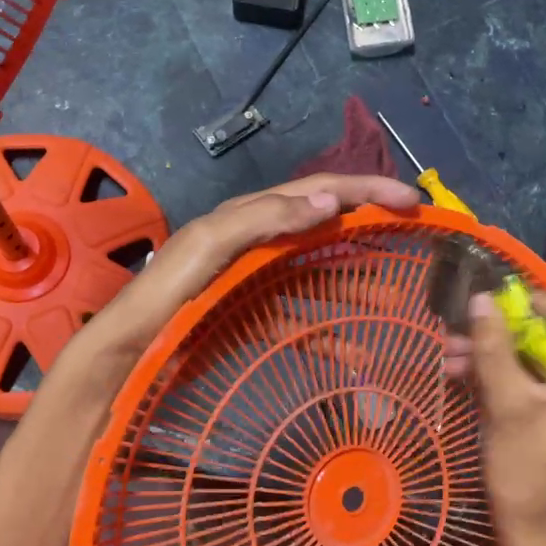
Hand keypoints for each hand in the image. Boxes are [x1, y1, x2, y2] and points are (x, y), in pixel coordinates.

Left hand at [79, 173, 419, 363]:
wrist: (131, 347)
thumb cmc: (169, 291)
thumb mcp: (212, 243)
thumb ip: (266, 218)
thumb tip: (330, 201)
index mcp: (251, 214)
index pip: (319, 191)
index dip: (366, 191)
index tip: (411, 201)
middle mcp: (260, 241)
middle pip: (327, 231)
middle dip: (370, 234)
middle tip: (413, 241)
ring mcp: (258, 280)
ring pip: (320, 276)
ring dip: (359, 285)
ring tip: (398, 300)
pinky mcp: (254, 316)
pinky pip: (303, 321)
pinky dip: (332, 336)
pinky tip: (359, 355)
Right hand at [451, 290, 545, 545]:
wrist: (535, 535)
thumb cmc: (528, 473)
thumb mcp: (507, 406)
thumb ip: (494, 350)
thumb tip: (480, 299)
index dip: (531, 301)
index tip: (488, 308)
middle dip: (502, 330)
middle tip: (458, 331)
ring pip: (536, 354)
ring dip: (493, 351)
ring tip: (449, 355)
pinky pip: (531, 377)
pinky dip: (499, 372)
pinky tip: (461, 373)